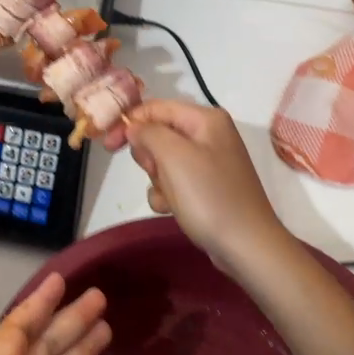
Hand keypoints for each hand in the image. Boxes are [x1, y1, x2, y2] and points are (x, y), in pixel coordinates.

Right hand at [125, 99, 291, 263]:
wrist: (246, 246)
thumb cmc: (209, 196)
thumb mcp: (173, 156)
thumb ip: (148, 133)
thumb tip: (134, 127)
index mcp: (205, 119)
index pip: (155, 108)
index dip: (128, 122)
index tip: (107, 145)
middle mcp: (208, 136)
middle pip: (158, 135)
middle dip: (149, 157)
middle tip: (157, 173)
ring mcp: (208, 164)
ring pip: (162, 162)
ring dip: (158, 181)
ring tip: (171, 197)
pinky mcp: (206, 188)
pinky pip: (174, 183)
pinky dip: (168, 196)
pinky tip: (174, 210)